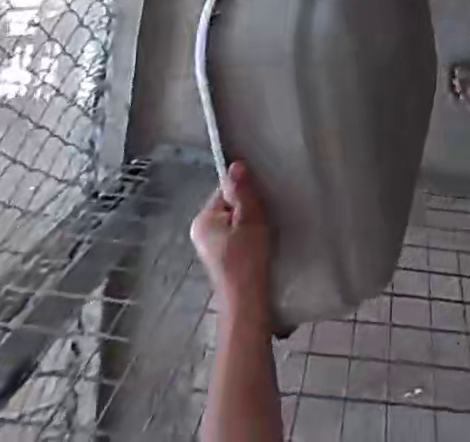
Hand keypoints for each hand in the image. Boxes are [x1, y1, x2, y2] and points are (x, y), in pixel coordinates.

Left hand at [190, 161, 271, 314]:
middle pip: (231, 204)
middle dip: (250, 207)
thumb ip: (243, 191)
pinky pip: (238, 235)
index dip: (247, 190)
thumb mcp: (250, 219)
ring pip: (236, 221)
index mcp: (203, 219)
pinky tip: (263, 242)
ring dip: (252, 221)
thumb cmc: (248, 259)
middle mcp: (201, 231)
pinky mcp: (223, 259)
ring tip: (267, 229)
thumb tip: (236, 164)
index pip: (226, 189)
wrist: (248, 304)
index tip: (263, 199)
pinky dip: (251, 235)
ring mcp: (211, 247)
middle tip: (267, 214)